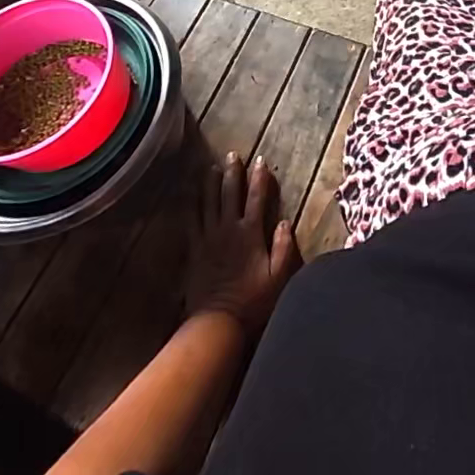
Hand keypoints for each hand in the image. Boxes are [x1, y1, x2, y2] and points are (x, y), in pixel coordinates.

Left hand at [188, 153, 299, 337]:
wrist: (218, 320)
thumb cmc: (253, 302)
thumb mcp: (278, 278)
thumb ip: (283, 249)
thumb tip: (285, 222)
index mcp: (250, 234)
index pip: (257, 199)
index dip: (259, 179)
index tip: (260, 161)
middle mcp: (228, 229)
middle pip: (231, 194)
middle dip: (233, 173)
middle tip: (233, 154)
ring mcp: (209, 237)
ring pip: (209, 202)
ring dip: (212, 183)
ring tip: (212, 168)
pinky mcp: (195, 248)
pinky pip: (192, 221)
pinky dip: (191, 206)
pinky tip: (189, 197)